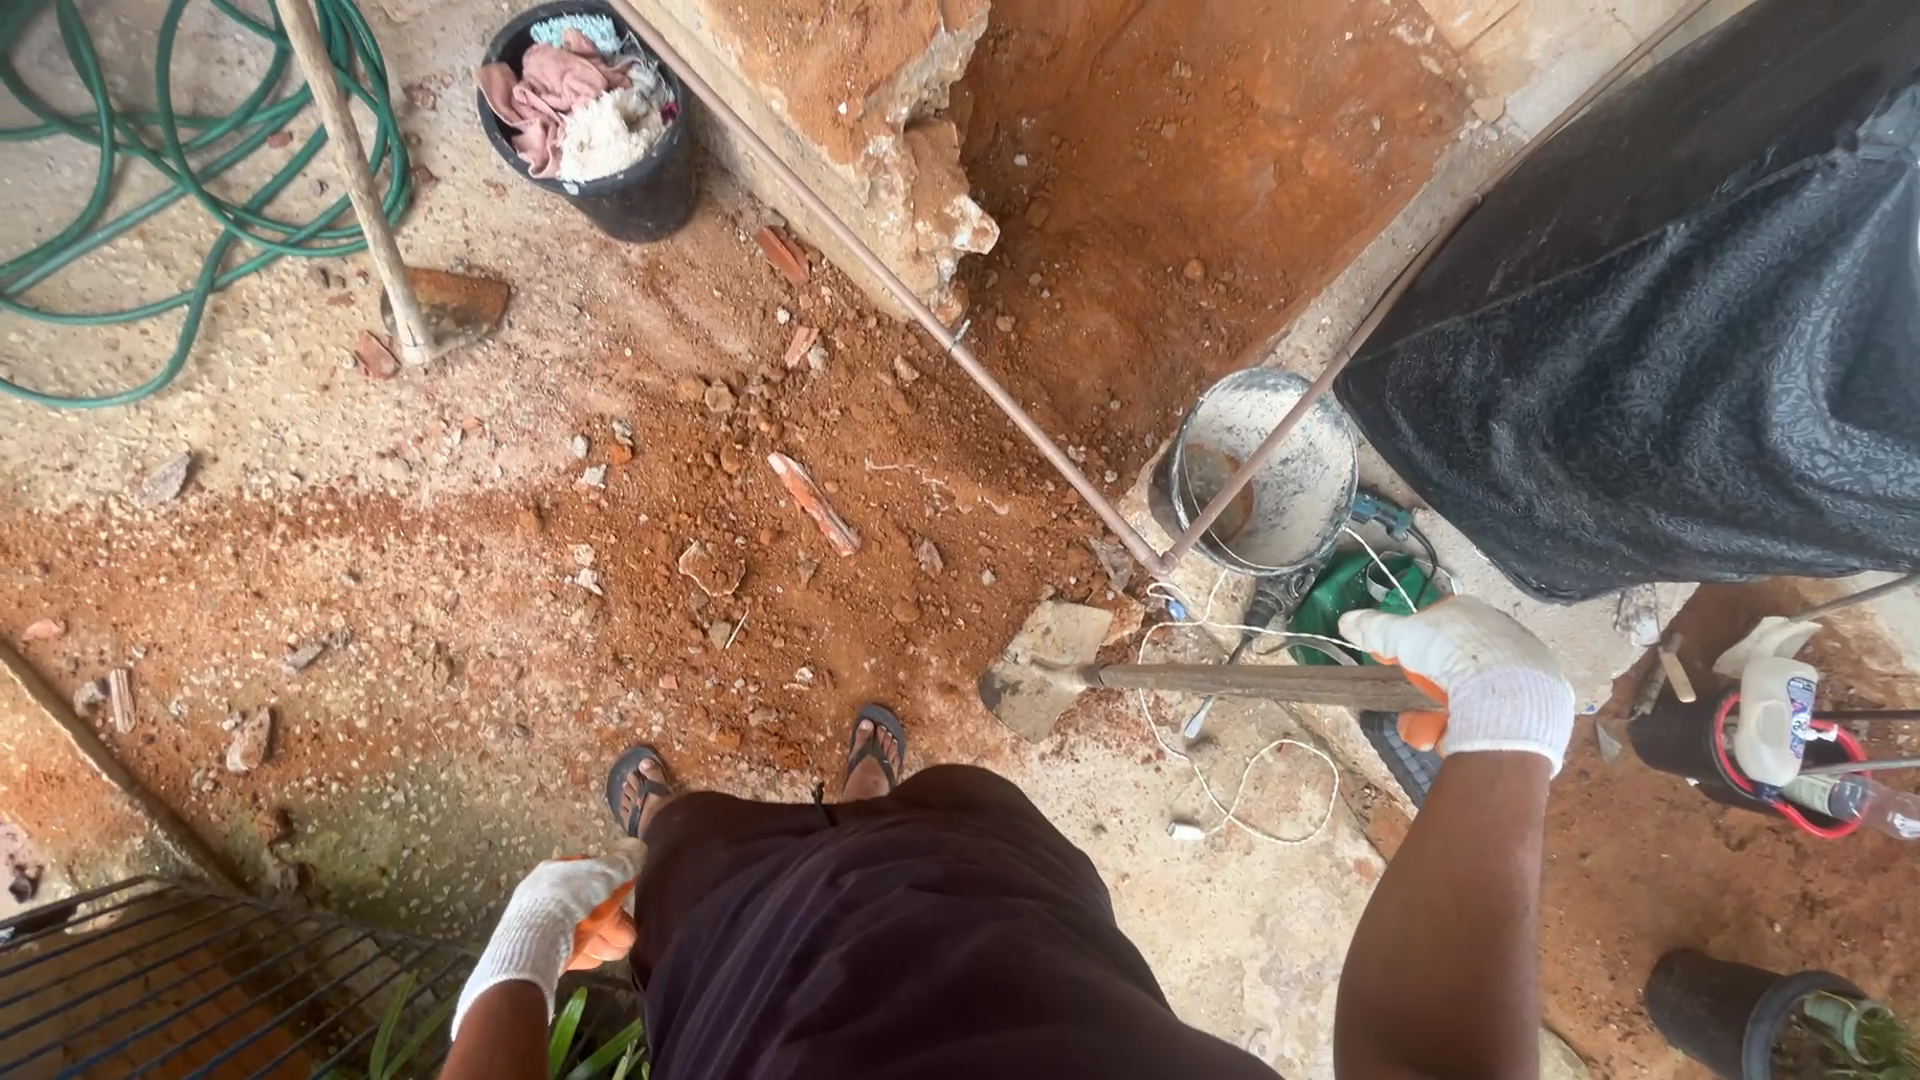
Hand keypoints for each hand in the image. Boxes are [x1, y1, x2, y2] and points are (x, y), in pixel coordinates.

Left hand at [452, 839, 645, 1036]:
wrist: (534, 946)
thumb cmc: (576, 903)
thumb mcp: (611, 875)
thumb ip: (626, 861)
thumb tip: (636, 848)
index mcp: (558, 869)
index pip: (593, 874)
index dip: (616, 888)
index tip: (628, 905)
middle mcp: (543, 892)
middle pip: (586, 904)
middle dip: (611, 921)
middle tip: (627, 939)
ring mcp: (533, 921)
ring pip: (575, 927)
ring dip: (601, 939)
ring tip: (618, 953)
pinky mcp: (528, 949)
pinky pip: (562, 947)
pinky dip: (582, 952)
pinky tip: (595, 961)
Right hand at [1340, 596, 1574, 774]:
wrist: (1507, 698)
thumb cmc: (1451, 656)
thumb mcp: (1398, 637)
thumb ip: (1371, 628)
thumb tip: (1346, 620)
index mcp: (1469, 612)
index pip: (1433, 625)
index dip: (1410, 646)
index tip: (1395, 663)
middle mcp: (1500, 634)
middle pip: (1448, 663)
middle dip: (1422, 688)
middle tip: (1410, 703)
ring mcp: (1524, 667)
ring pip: (1468, 692)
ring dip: (1437, 712)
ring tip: (1427, 729)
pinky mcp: (1541, 701)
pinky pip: (1491, 711)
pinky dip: (1469, 723)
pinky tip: (1453, 733)